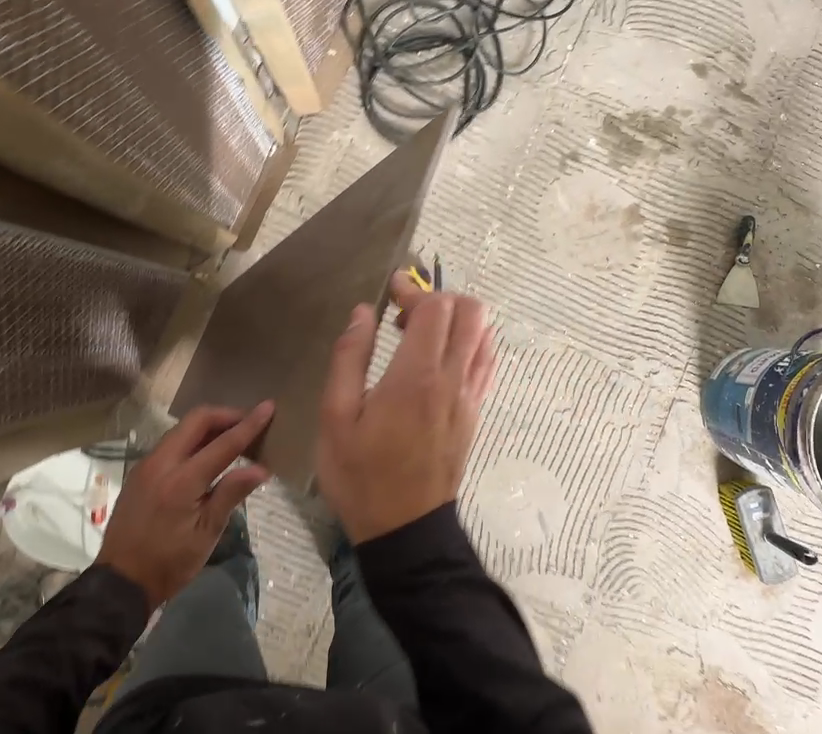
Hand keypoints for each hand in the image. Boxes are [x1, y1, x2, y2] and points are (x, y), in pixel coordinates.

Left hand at [95, 402, 273, 607]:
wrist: (120, 582)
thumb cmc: (169, 563)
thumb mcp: (206, 535)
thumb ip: (231, 494)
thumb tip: (261, 468)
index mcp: (182, 481)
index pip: (223, 443)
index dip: (249, 424)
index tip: (268, 407)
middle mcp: (161, 463)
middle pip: (197, 420)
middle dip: (225, 416)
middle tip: (248, 423)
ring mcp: (146, 465)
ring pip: (181, 429)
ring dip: (208, 426)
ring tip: (230, 437)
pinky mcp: (139, 472)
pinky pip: (170, 443)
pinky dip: (191, 439)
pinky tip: (204, 454)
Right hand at [317, 276, 497, 541]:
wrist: (404, 530)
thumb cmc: (360, 475)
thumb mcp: (335, 417)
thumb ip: (349, 357)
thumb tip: (364, 313)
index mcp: (416, 376)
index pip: (436, 308)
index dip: (413, 291)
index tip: (388, 296)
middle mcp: (452, 380)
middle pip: (471, 311)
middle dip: (439, 299)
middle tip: (404, 315)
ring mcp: (470, 397)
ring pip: (484, 333)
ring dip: (456, 320)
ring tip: (419, 335)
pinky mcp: (476, 412)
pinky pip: (485, 361)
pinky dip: (469, 344)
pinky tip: (438, 358)